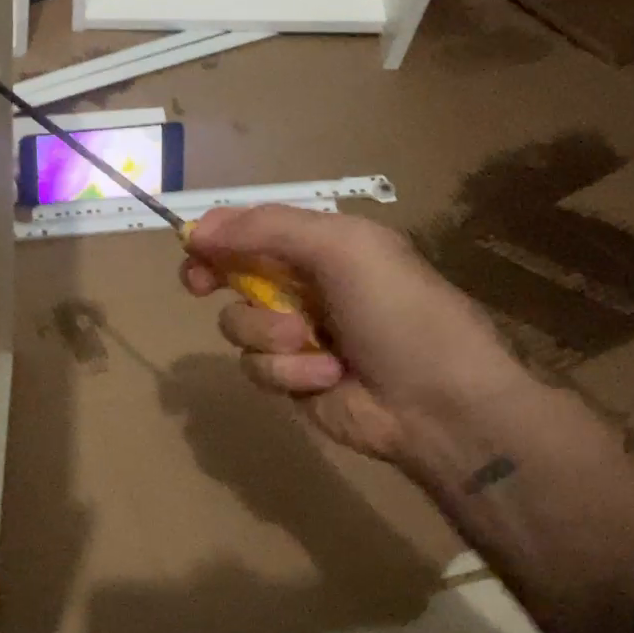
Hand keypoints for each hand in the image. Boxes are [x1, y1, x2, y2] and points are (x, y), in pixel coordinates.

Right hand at [182, 205, 531, 462]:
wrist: (440, 403)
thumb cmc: (399, 313)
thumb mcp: (343, 249)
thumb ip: (268, 230)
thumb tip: (194, 231)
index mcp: (323, 247)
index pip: (251, 229)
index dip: (215, 235)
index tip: (192, 246)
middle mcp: (303, 286)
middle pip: (229, 273)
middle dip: (212, 277)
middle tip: (200, 285)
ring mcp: (293, 334)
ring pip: (236, 324)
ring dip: (268, 333)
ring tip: (312, 344)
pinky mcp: (288, 377)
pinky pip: (254, 366)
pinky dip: (286, 370)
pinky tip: (325, 377)